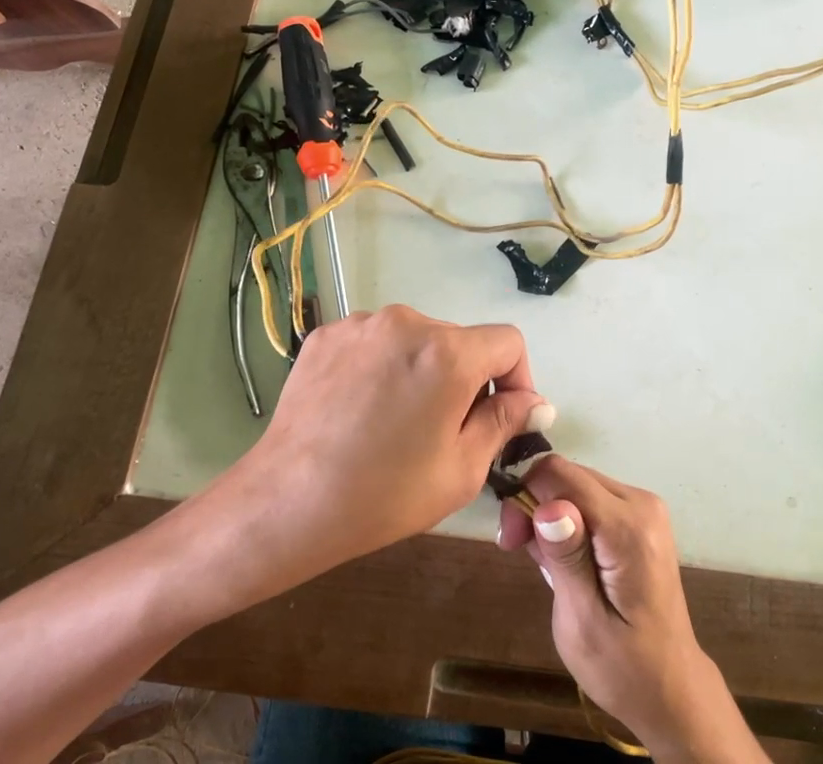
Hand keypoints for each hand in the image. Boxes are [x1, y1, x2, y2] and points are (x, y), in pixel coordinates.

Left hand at [213, 305, 551, 587]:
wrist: (289, 501)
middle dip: (465, 380)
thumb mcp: (462, 468)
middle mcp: (406, 322)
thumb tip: (533, 402)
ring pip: (413, 341)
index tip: (503, 418)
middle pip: (458, 341)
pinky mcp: (325, 337)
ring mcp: (360, 325)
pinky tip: (361, 411)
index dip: (517, 379)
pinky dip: (380, 368)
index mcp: (448, 352)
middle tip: (445, 433)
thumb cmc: (386, 493)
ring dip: (421, 371)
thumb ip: (504, 422)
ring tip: (396, 423)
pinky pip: (373, 344)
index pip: (508, 342)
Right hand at [499, 457, 764, 762]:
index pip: (559, 475)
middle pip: (567, 474)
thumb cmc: (623, 667)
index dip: (525, 497)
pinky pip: (589, 499)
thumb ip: (566, 559)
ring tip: (545, 565)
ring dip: (548, 515)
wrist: (670, 688)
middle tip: (518, 551)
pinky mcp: (639, 517)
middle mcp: (642, 504)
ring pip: (574, 483)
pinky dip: (567, 521)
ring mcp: (644, 508)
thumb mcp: (582, 621)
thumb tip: (549, 506)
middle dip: (534, 505)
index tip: (511, 541)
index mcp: (629, 528)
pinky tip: (564, 559)